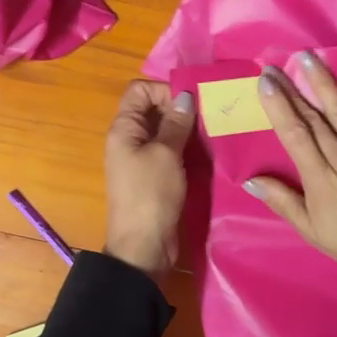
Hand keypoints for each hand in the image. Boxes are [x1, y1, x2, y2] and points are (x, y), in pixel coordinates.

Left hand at [103, 80, 196, 275]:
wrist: (144, 246)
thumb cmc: (151, 195)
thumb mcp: (166, 155)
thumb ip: (176, 123)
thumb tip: (185, 95)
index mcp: (123, 128)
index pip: (139, 90)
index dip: (164, 90)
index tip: (190, 104)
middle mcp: (130, 139)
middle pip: (153, 108)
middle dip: (180, 108)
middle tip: (209, 116)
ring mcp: (142, 158)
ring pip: (165, 130)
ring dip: (187, 129)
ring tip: (213, 131)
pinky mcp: (155, 175)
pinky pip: (171, 151)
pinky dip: (187, 148)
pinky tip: (208, 151)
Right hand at [246, 53, 336, 296]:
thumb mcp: (311, 230)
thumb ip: (282, 201)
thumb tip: (250, 179)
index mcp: (321, 181)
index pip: (295, 135)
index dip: (278, 107)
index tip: (264, 83)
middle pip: (314, 119)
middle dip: (292, 89)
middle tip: (274, 65)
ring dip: (324, 82)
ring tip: (308, 57)